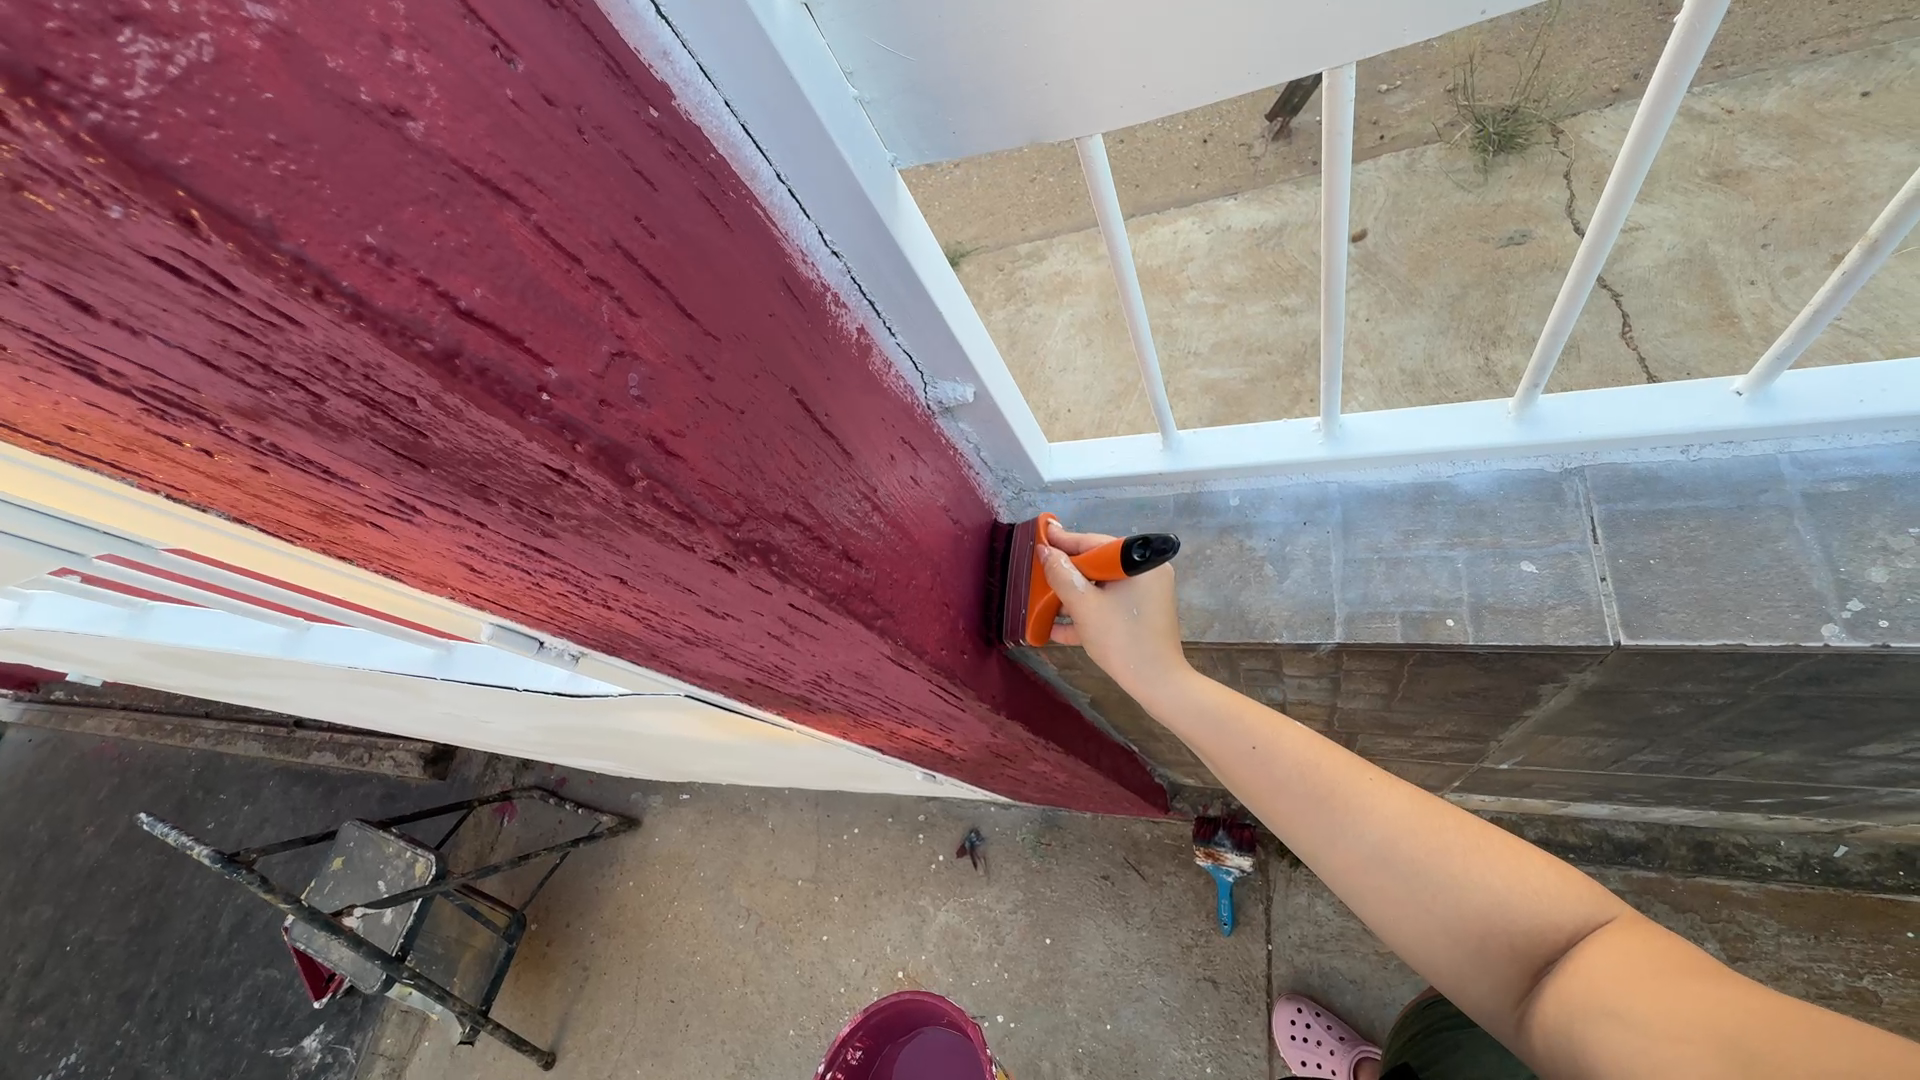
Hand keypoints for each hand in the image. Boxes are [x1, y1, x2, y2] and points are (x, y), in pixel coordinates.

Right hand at [1038, 520, 1190, 693]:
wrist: (1157, 683)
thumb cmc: (1121, 639)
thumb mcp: (1084, 605)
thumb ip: (1061, 575)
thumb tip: (1045, 551)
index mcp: (1139, 562)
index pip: (1095, 544)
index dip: (1064, 541)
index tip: (1040, 535)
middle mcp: (1146, 573)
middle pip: (1097, 566)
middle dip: (1065, 574)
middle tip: (1037, 570)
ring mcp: (1144, 596)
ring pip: (1101, 588)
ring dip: (1071, 597)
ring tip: (1041, 602)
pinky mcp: (1140, 616)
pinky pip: (1109, 606)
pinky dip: (1087, 614)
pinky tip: (1057, 628)